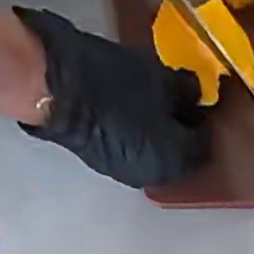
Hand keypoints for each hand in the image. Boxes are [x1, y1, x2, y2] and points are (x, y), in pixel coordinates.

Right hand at [12, 8, 209, 187]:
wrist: (50, 85)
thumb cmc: (112, 82)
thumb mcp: (158, 78)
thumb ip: (184, 90)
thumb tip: (196, 93)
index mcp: (176, 160)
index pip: (204, 143)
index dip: (203, 119)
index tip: (198, 97)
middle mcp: (156, 175)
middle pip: (181, 153)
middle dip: (182, 129)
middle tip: (176, 98)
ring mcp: (128, 172)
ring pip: (156, 152)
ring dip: (159, 133)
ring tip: (152, 102)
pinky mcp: (104, 163)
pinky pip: (133, 149)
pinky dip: (139, 134)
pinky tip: (131, 110)